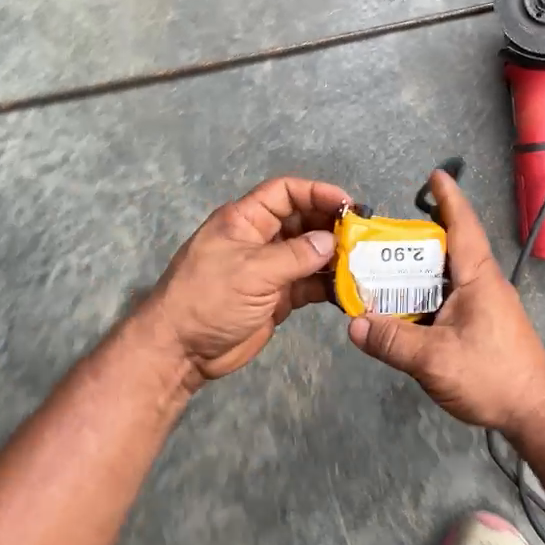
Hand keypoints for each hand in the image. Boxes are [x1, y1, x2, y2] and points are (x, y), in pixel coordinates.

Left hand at [136, 176, 351, 383]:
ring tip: (364, 264)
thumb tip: (331, 241)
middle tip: (363, 237)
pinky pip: (310, 284)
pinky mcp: (278, 297)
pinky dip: (329, 286)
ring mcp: (269, 269)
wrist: (181, 351)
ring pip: (310, 254)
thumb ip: (295, 255)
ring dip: (335, 258)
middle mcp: (260, 239)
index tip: (348, 204)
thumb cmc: (208, 300)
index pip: (285, 193)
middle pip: (303, 221)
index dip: (316, 193)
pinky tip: (351, 289)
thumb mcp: (252, 272)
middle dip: (332, 227)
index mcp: (244, 221)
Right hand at [347, 171, 544, 433]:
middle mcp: (484, 284)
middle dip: (418, 238)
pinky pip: (449, 299)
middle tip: (381, 237)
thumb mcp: (435, 360)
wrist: (535, 410)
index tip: (434, 175)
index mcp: (478, 278)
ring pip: (447, 277)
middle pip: (449, 250)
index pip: (462, 226)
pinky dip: (426, 296)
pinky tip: (406, 310)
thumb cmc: (493, 376)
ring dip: (420, 271)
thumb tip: (354, 324)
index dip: (448, 199)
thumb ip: (393, 341)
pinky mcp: (483, 326)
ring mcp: (486, 306)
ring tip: (384, 271)